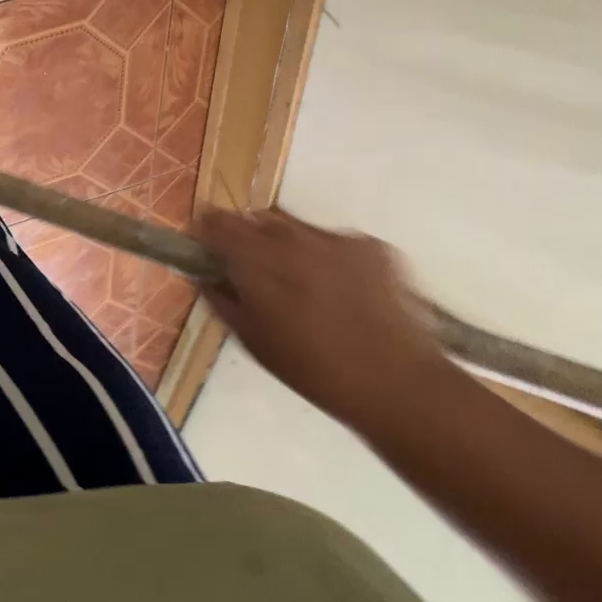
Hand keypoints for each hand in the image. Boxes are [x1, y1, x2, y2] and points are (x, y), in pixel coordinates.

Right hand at [193, 210, 450, 425]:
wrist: (397, 382)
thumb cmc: (311, 369)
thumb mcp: (251, 339)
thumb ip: (222, 299)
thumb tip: (205, 276)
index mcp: (257, 262)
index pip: (217, 222)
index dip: (206, 230)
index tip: (205, 245)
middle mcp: (294, 240)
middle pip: (256, 219)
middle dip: (246, 236)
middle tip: (251, 267)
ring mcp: (337, 239)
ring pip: (294, 226)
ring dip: (284, 243)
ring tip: (297, 279)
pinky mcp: (372, 246)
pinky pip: (333, 240)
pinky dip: (325, 255)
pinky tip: (336, 287)